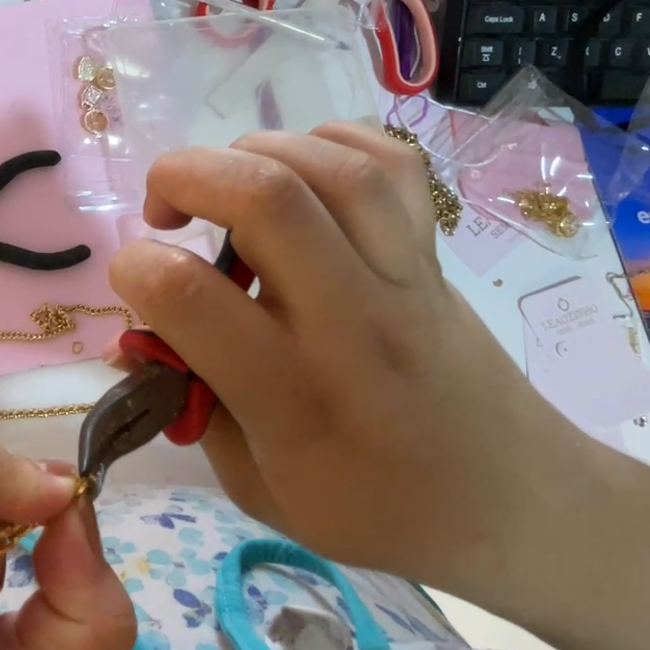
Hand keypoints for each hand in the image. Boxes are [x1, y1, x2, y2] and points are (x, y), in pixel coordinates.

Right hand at [108, 122, 595, 588]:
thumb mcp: (254, 485)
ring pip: (327, 165)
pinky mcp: (433, 251)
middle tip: (164, 211)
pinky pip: (388, 160)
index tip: (135, 281)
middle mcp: (349, 320)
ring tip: (224, 190)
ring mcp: (402, 275)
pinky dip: (324, 143)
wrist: (515, 506)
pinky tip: (293, 174)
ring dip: (247, 153)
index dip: (134, 268)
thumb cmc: (370, 505)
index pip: (189, 294)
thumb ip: (188, 402)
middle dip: (183, 174)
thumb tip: (135, 338)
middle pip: (265, 195)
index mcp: (293, 394)